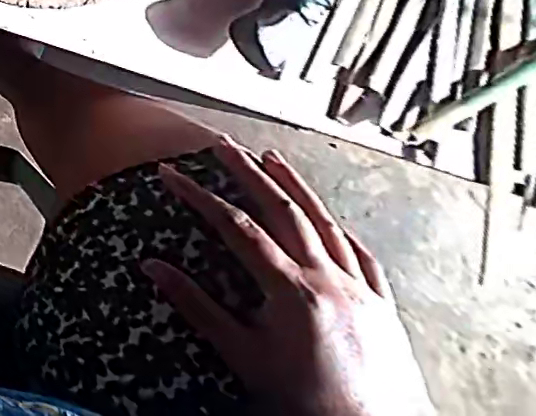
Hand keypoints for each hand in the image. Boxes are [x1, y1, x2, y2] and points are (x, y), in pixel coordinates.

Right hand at [141, 139, 434, 415]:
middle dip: (248, 172)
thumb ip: (197, 307)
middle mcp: (328, 280)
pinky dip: (340, 230)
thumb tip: (152, 268)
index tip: (171, 174)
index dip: (198, 195)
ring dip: (293, 185)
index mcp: (292, 290)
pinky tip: (328, 216)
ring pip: (323, 223)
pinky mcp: (383, 308)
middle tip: (222, 145)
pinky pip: (362, 256)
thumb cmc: (308, 405)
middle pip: (281, 210)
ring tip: (271, 158)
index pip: (235, 226)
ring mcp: (359, 291)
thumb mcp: (244, 357)